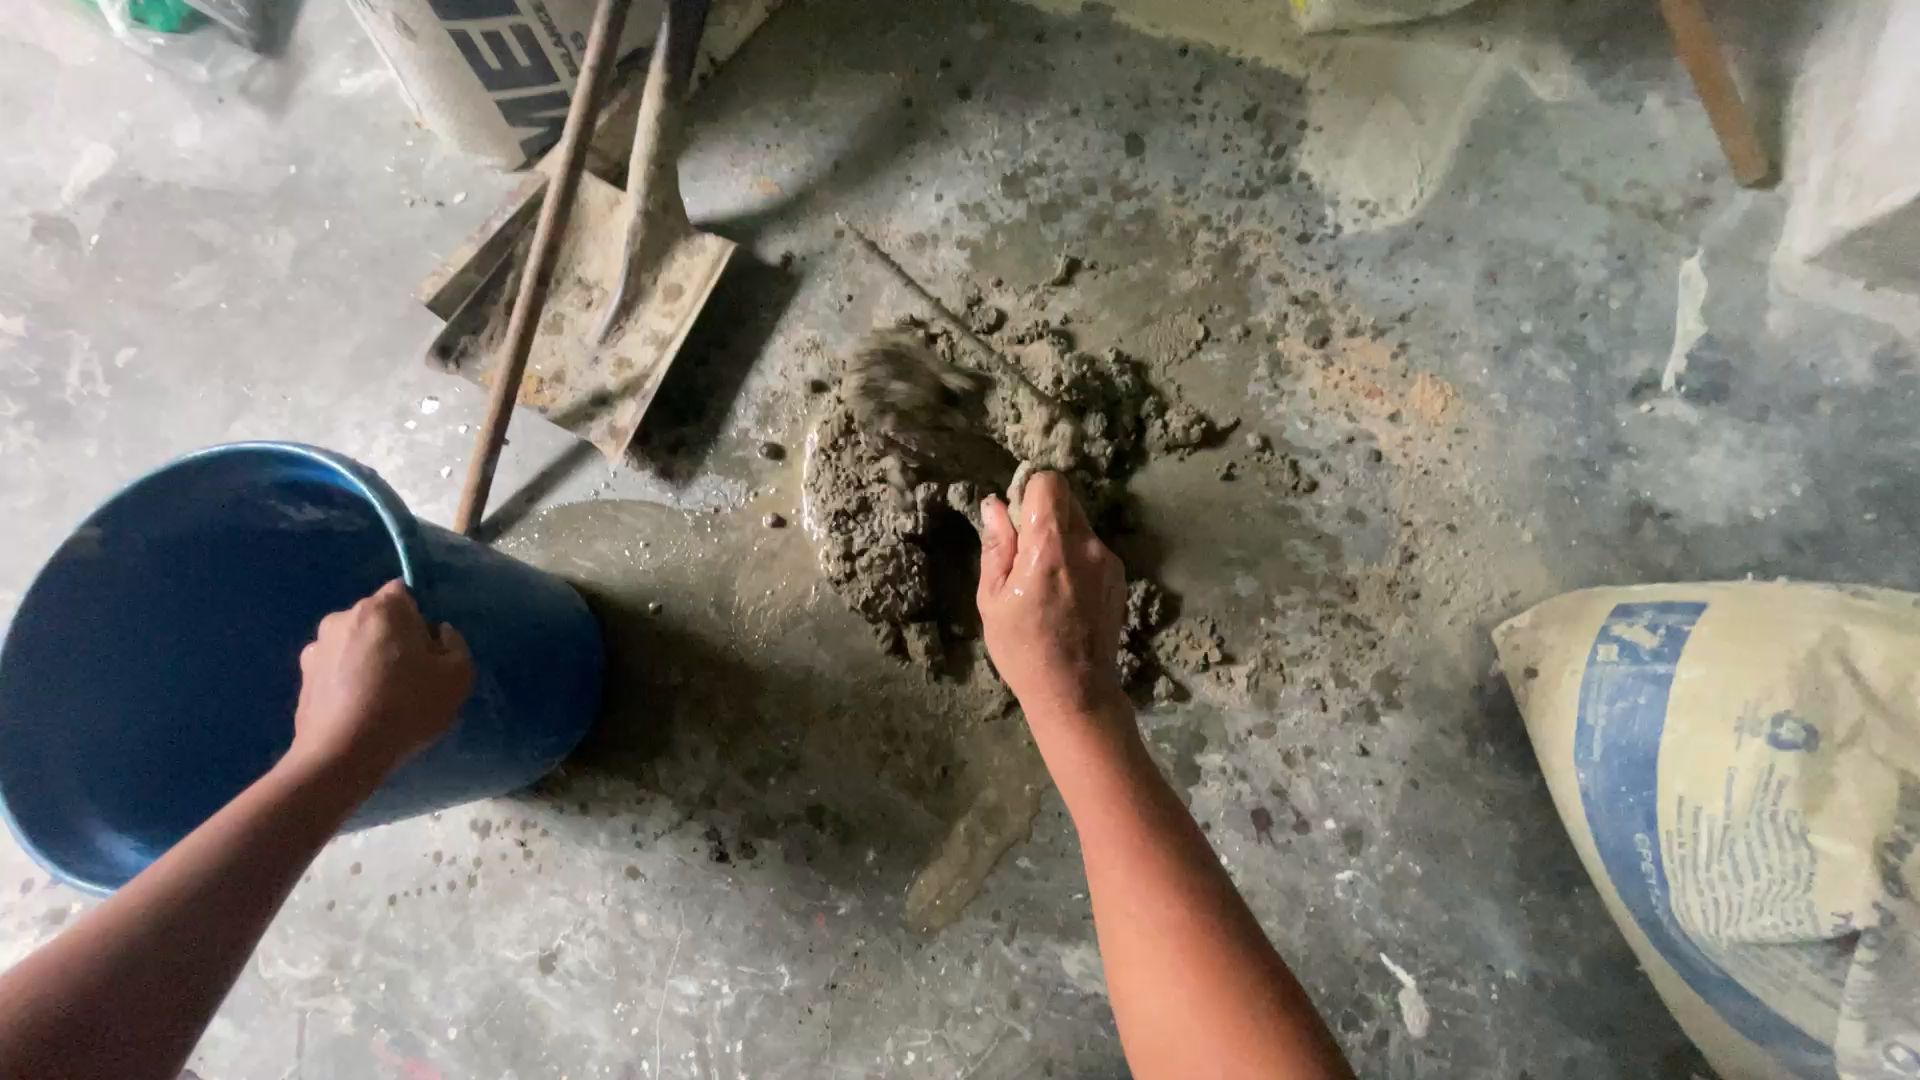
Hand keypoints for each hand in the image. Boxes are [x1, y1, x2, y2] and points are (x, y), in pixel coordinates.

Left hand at [288, 580, 473, 783]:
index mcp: (383, 609)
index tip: (430, 643)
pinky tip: (362, 703)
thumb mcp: (458, 674)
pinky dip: (350, 675)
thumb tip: (437, 633)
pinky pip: (338, 664)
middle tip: (413, 668)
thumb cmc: (409, 706)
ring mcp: (317, 646)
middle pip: (379, 616)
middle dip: (396, 634)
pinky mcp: (302, 675)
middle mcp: (343, 617)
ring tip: (385, 690)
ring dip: (371, 654)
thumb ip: (454, 643)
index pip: (405, 590)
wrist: (343, 754)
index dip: (421, 614)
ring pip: (357, 640)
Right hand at [977, 471, 1128, 724]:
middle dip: (1043, 515)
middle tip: (1024, 554)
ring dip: (1060, 536)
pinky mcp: (1119, 576)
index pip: (1049, 482)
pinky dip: (1076, 557)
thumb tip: (994, 505)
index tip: (1016, 522)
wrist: (1075, 691)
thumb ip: (996, 546)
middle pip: (1066, 499)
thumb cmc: (1023, 649)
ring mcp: (1108, 560)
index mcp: (1051, 546)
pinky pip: (1092, 548)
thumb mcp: (992, 598)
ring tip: (1045, 579)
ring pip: (1080, 524)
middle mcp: (1086, 544)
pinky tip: (1065, 593)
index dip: (1028, 493)